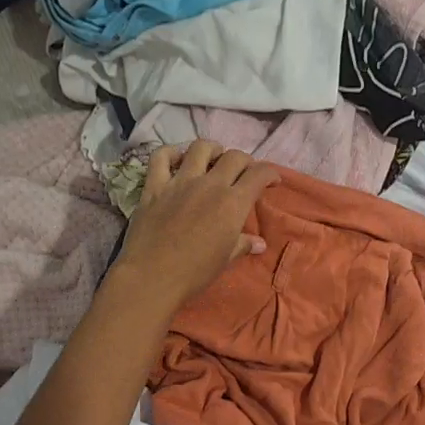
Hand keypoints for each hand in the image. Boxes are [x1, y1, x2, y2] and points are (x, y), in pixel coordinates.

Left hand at [109, 142, 280, 314]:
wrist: (152, 276)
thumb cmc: (195, 272)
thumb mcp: (225, 259)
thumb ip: (243, 244)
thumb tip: (260, 244)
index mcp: (233, 203)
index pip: (259, 174)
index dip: (270, 173)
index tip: (272, 181)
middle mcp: (210, 184)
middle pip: (234, 157)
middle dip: (245, 161)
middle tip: (243, 173)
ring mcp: (180, 181)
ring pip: (201, 148)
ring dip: (212, 149)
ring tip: (214, 159)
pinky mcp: (155, 185)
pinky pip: (162, 157)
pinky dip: (171, 153)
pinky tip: (177, 160)